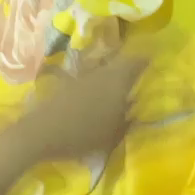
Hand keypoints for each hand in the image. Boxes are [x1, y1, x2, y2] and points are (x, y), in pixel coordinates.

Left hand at [10, 53, 150, 162]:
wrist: (41, 132)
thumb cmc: (83, 133)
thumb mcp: (113, 134)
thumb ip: (127, 121)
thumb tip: (135, 112)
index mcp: (118, 79)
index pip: (138, 61)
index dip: (147, 60)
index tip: (154, 62)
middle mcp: (102, 70)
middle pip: (120, 62)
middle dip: (129, 67)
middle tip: (137, 76)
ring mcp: (83, 74)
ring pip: (103, 68)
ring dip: (111, 74)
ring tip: (116, 87)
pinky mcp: (67, 83)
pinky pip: (88, 78)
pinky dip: (94, 84)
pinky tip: (93, 97)